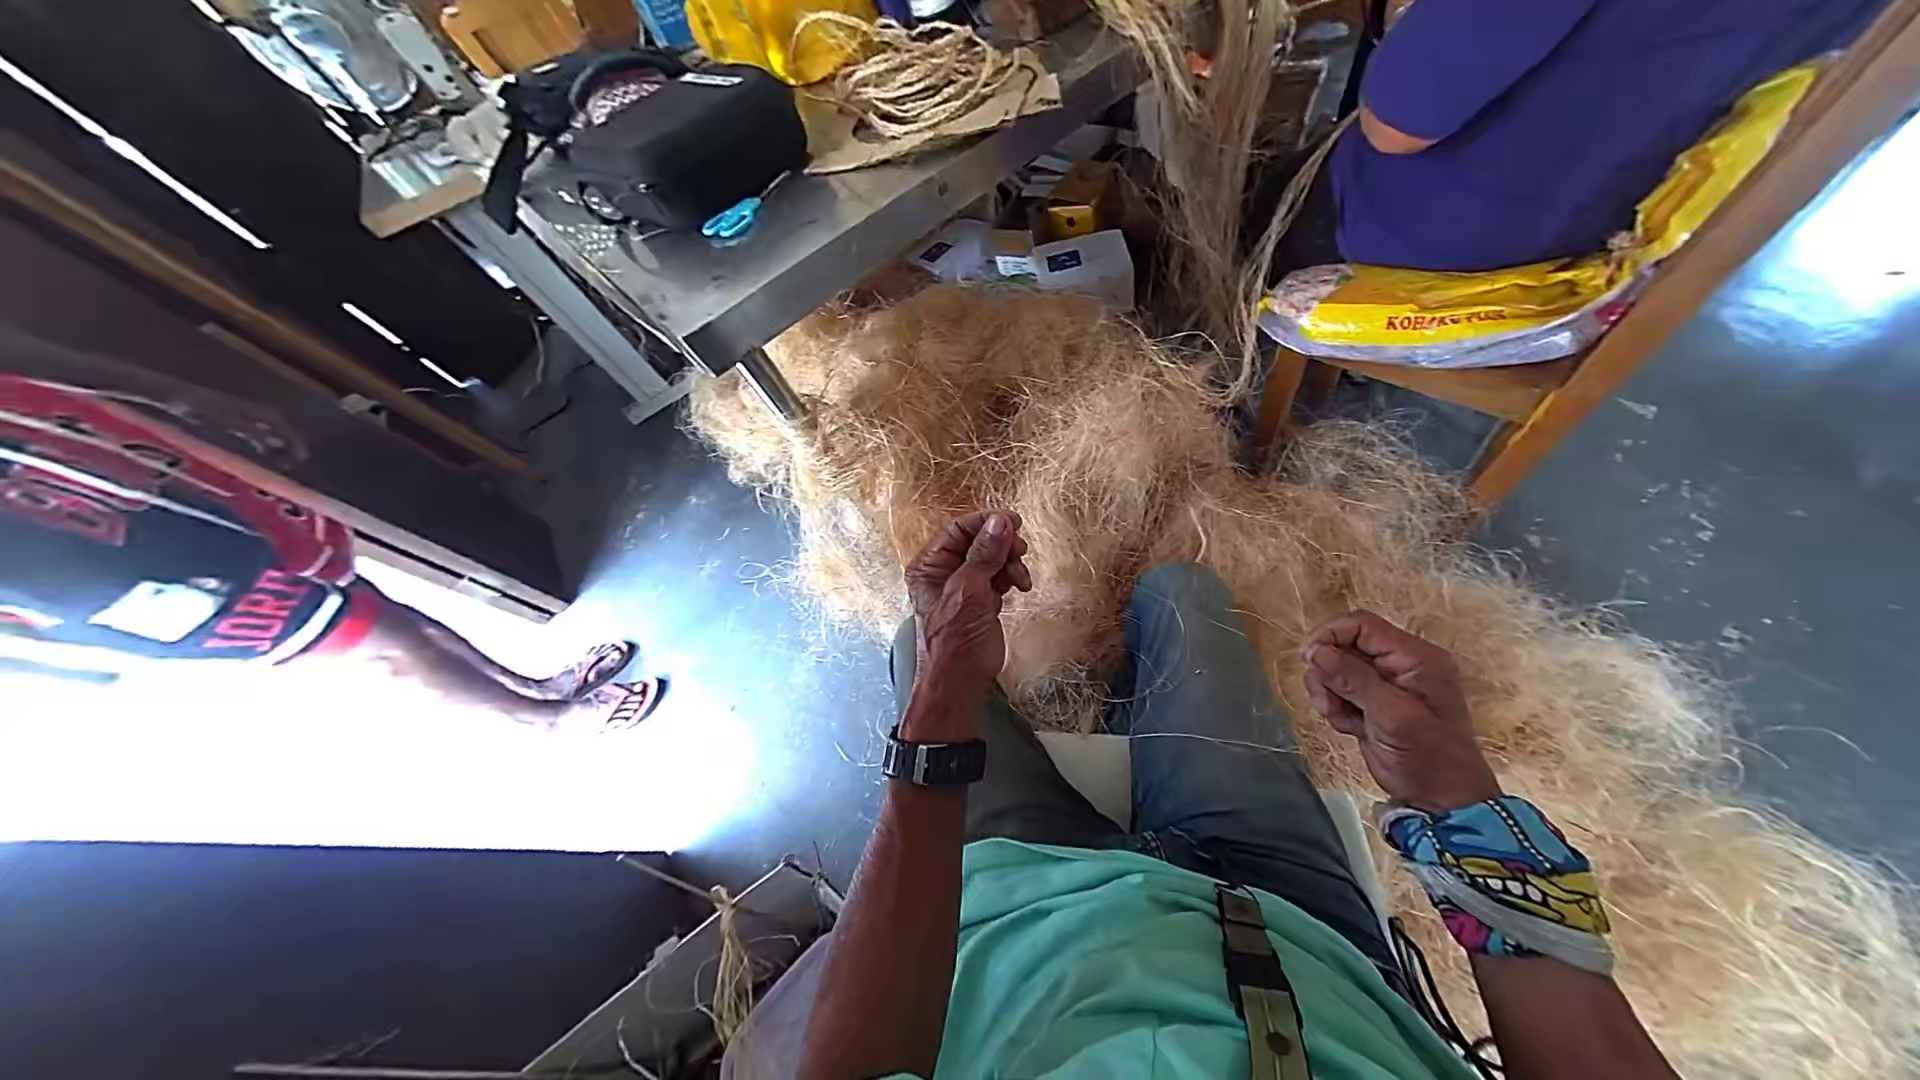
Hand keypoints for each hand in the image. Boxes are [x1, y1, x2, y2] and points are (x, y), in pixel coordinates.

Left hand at [904, 511, 1031, 695]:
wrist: (960, 683)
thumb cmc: (955, 639)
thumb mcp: (970, 591)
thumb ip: (984, 554)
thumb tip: (1000, 521)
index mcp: (929, 565)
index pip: (958, 528)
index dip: (986, 523)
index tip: (1015, 523)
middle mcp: (943, 571)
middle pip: (978, 541)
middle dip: (1002, 546)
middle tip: (1021, 553)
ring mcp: (963, 586)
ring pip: (992, 558)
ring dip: (1010, 564)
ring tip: (1020, 581)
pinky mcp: (980, 600)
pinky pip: (997, 576)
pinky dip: (1010, 578)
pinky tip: (1019, 589)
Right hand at [1301, 610, 1500, 812]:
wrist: (1443, 802)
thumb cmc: (1428, 757)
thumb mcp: (1392, 716)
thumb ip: (1354, 679)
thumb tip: (1315, 652)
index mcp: (1415, 657)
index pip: (1360, 624)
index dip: (1329, 635)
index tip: (1309, 659)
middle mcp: (1399, 664)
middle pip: (1343, 645)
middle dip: (1327, 671)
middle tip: (1328, 701)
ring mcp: (1385, 684)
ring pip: (1334, 668)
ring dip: (1328, 692)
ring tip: (1340, 717)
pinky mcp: (1372, 703)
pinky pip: (1337, 690)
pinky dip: (1334, 706)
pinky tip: (1349, 726)